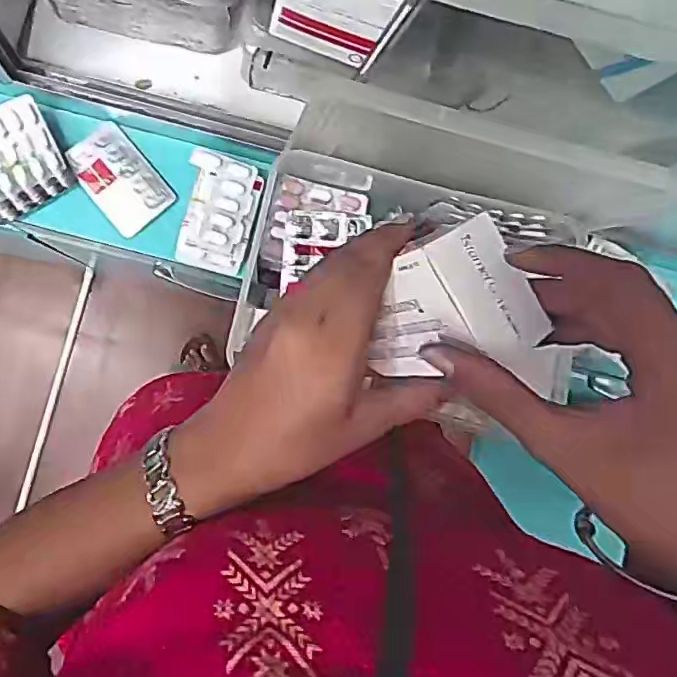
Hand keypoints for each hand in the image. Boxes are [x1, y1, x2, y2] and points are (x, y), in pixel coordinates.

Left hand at [170, 223, 447, 514]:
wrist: (226, 446)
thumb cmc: (292, 444)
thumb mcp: (359, 428)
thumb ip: (409, 400)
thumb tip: (450, 382)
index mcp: (332, 339)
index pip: (364, 270)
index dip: (391, 242)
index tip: (417, 231)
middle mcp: (304, 315)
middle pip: (344, 259)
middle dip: (379, 243)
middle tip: (412, 245)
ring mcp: (282, 313)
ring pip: (323, 267)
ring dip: (355, 256)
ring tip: (388, 264)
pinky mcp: (269, 319)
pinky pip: (308, 282)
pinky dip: (334, 273)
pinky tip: (350, 292)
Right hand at [420, 246, 676, 600]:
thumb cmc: (631, 496)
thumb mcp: (556, 442)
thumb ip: (496, 392)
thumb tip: (440, 353)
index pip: (623, 288)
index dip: (566, 264)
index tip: (514, 259)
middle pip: (630, 297)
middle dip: (565, 289)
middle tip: (508, 291)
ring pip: (641, 312)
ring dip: (583, 308)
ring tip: (527, 314)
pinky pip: (653, 332)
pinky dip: (606, 328)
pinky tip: (563, 338)